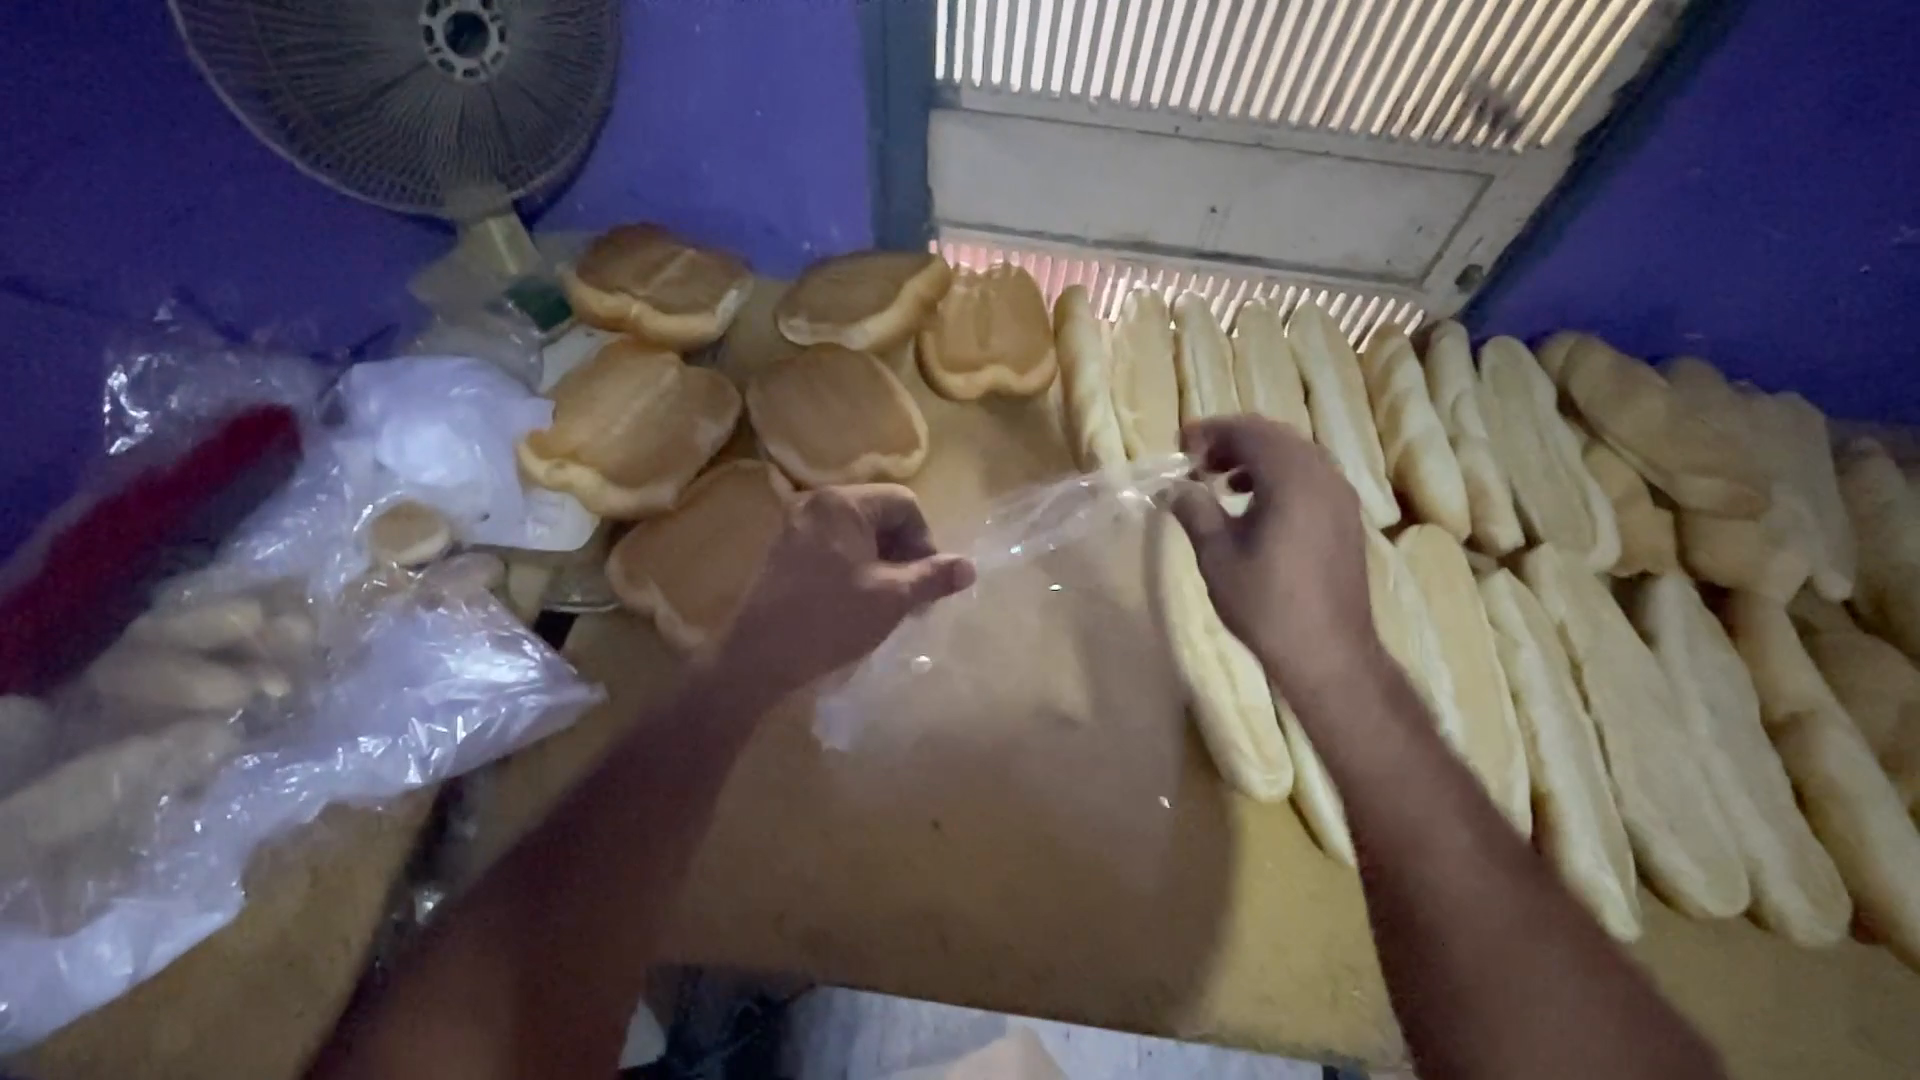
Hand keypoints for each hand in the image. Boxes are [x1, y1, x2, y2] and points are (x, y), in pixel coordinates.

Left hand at [719, 484, 975, 699]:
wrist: (758, 656)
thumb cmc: (830, 619)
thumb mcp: (892, 598)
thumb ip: (933, 576)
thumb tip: (969, 568)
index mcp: (843, 503)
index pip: (904, 505)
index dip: (924, 541)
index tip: (925, 582)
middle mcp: (816, 503)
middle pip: (880, 515)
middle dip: (904, 552)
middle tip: (912, 595)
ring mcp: (795, 526)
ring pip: (857, 534)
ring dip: (882, 563)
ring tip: (887, 603)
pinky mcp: (784, 551)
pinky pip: (833, 547)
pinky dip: (855, 567)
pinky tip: (857, 603)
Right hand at [1170, 415, 1382, 692]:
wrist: (1327, 651)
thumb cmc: (1266, 604)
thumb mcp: (1217, 556)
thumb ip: (1195, 511)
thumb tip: (1176, 488)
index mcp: (1292, 478)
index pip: (1249, 431)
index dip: (1211, 431)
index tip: (1180, 446)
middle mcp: (1323, 476)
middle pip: (1275, 436)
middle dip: (1233, 441)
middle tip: (1197, 462)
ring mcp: (1340, 496)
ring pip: (1295, 455)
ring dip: (1256, 458)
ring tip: (1221, 482)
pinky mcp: (1345, 518)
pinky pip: (1310, 477)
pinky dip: (1278, 477)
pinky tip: (1254, 506)